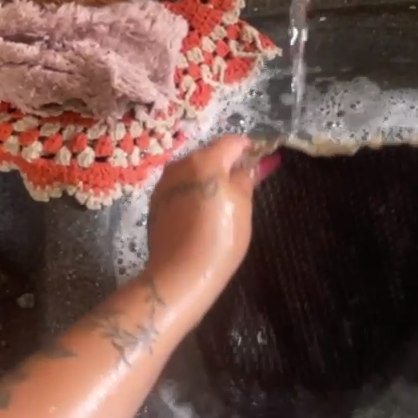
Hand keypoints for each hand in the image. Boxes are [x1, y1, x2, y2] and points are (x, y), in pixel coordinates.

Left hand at [143, 136, 272, 320]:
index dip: (249, 149)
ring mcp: (165, 182)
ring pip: (193, 170)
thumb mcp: (242, 206)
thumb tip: (253, 163)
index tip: (261, 162)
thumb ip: (247, 178)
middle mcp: (181, 164)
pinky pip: (180, 186)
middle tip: (244, 184)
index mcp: (205, 161)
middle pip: (210, 154)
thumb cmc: (220, 239)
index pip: (232, 142)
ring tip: (222, 202)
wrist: (180, 275)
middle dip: (228, 164)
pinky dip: (193, 191)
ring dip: (209, 178)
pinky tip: (201, 212)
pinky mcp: (156, 200)